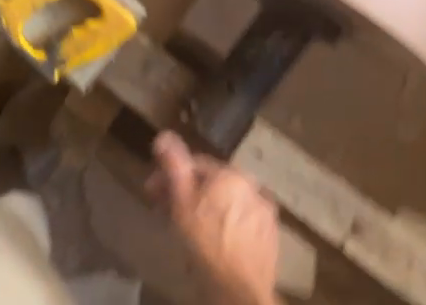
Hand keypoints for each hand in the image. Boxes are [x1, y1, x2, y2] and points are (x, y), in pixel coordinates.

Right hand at [150, 132, 280, 304]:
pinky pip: (242, 221)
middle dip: (187, 192)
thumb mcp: (180, 198)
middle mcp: (254, 190)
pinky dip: (225, 224)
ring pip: (228, 203)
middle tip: (167, 209)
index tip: (153, 192)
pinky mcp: (271, 239)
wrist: (238, 289)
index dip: (169, 175)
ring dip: (206, 208)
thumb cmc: (204, 240)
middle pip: (212, 183)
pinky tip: (212, 240)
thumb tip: (165, 135)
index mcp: (232, 175)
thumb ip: (174, 163)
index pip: (194, 164)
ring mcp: (267, 216)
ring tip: (188, 227)